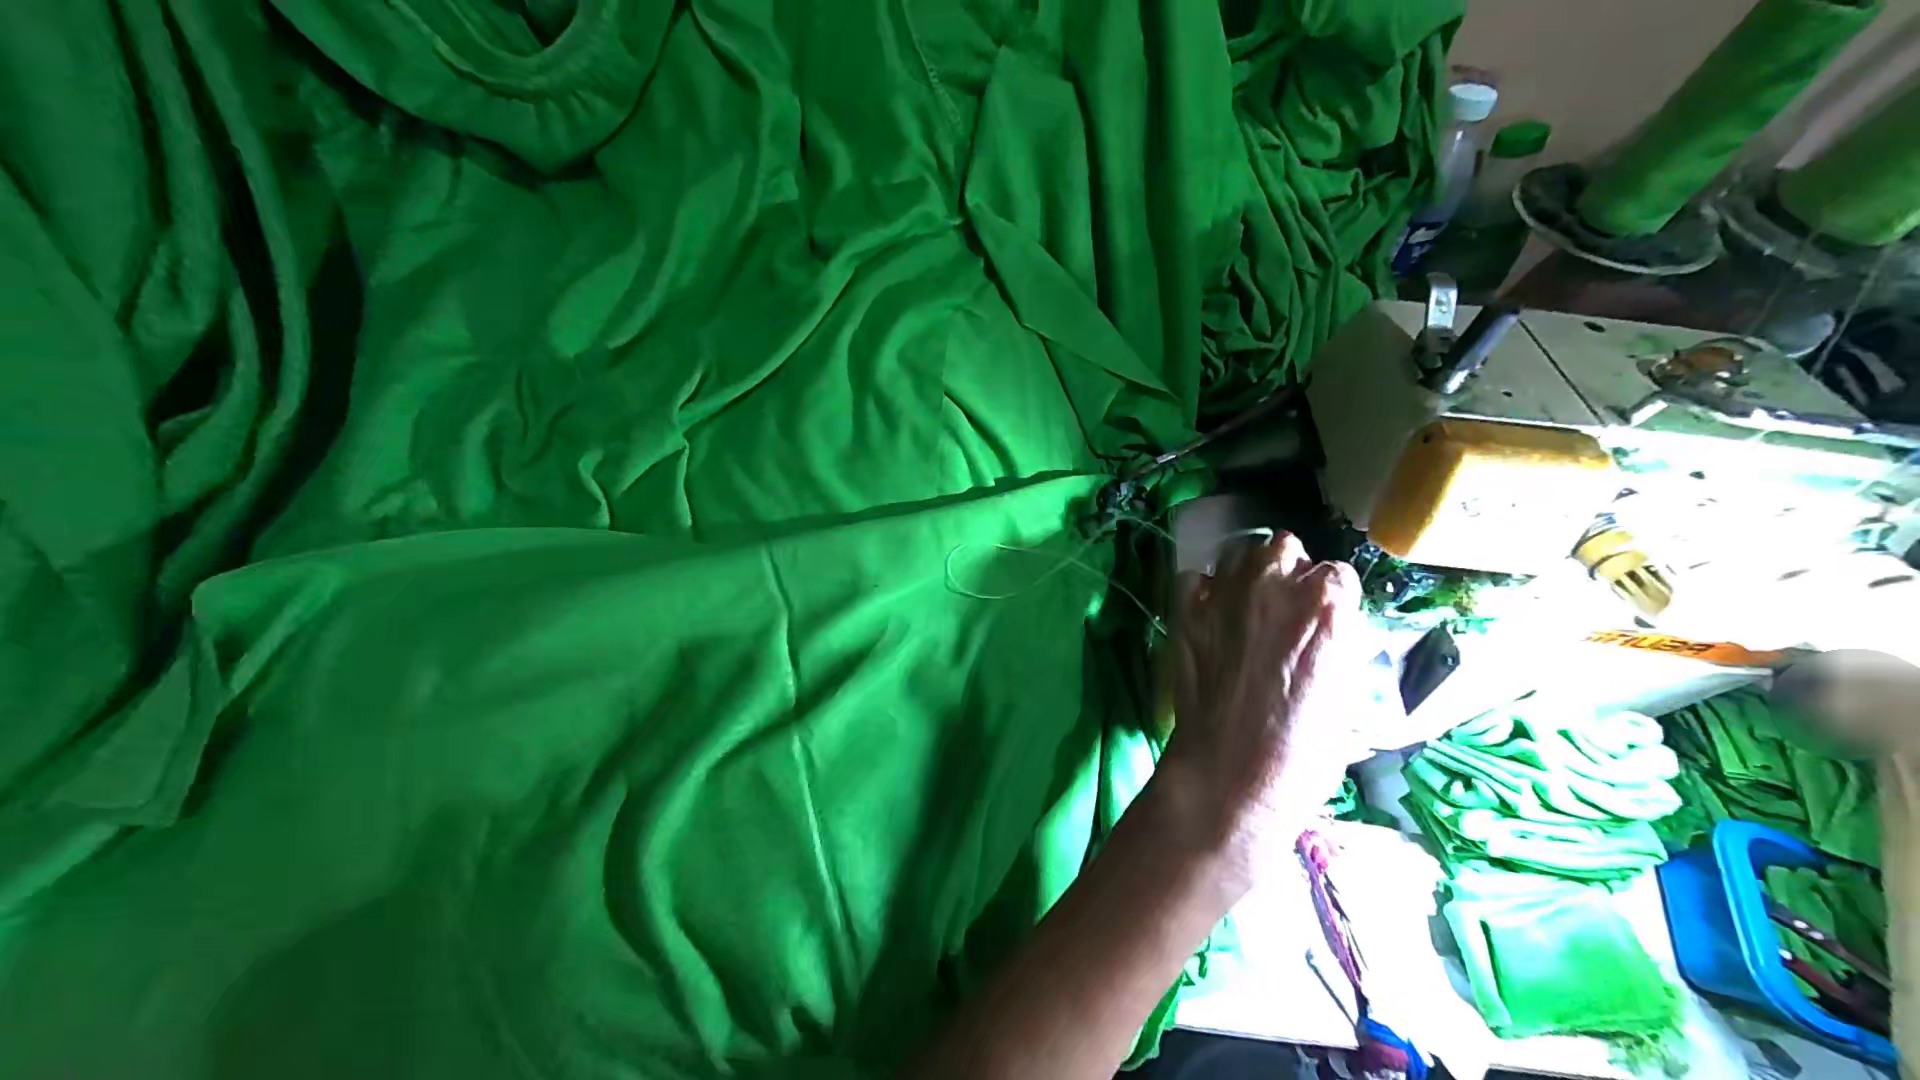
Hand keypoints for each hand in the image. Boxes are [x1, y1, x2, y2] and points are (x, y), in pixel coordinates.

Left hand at [1158, 531, 1366, 880]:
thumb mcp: (1348, 696)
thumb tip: (1330, 635)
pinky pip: (1192, 579)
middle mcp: (1275, 584)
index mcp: (1328, 604)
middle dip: (1286, 572)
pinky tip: (1207, 615)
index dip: (1328, 597)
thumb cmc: (1304, 751)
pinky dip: (1200, 591)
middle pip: (1284, 548)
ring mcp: (1224, 594)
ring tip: (1244, 607)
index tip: (1320, 618)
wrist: (1232, 772)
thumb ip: (1339, 647)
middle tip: (1281, 607)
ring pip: (1238, 555)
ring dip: (1245, 574)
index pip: (1337, 573)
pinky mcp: (1185, 611)